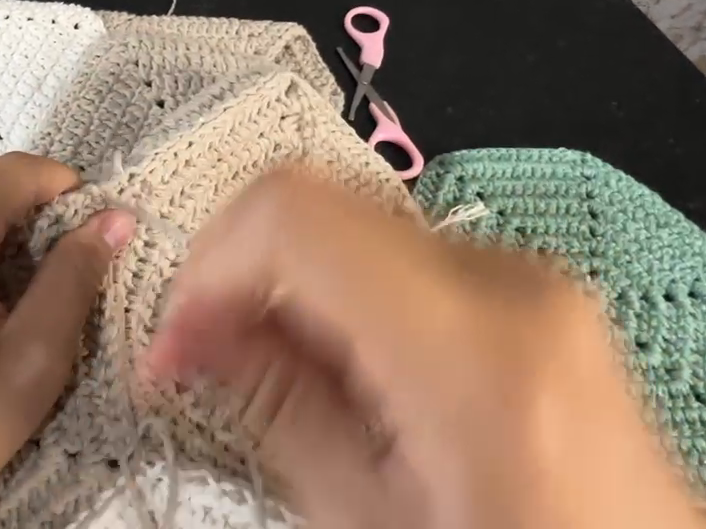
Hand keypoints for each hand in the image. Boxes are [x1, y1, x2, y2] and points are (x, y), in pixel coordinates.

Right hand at [146, 172, 705, 528]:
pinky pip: (394, 253)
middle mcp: (512, 281)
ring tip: (258, 370)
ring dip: (283, 283)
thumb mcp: (375, 525)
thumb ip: (279, 407)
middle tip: (196, 356)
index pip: (293, 212)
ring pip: (348, 225)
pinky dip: (335, 290)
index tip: (177, 333)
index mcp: (477, 349)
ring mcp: (528, 274)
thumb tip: (196, 332)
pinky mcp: (528, 284)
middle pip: (317, 207)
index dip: (209, 260)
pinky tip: (326, 361)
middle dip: (238, 274)